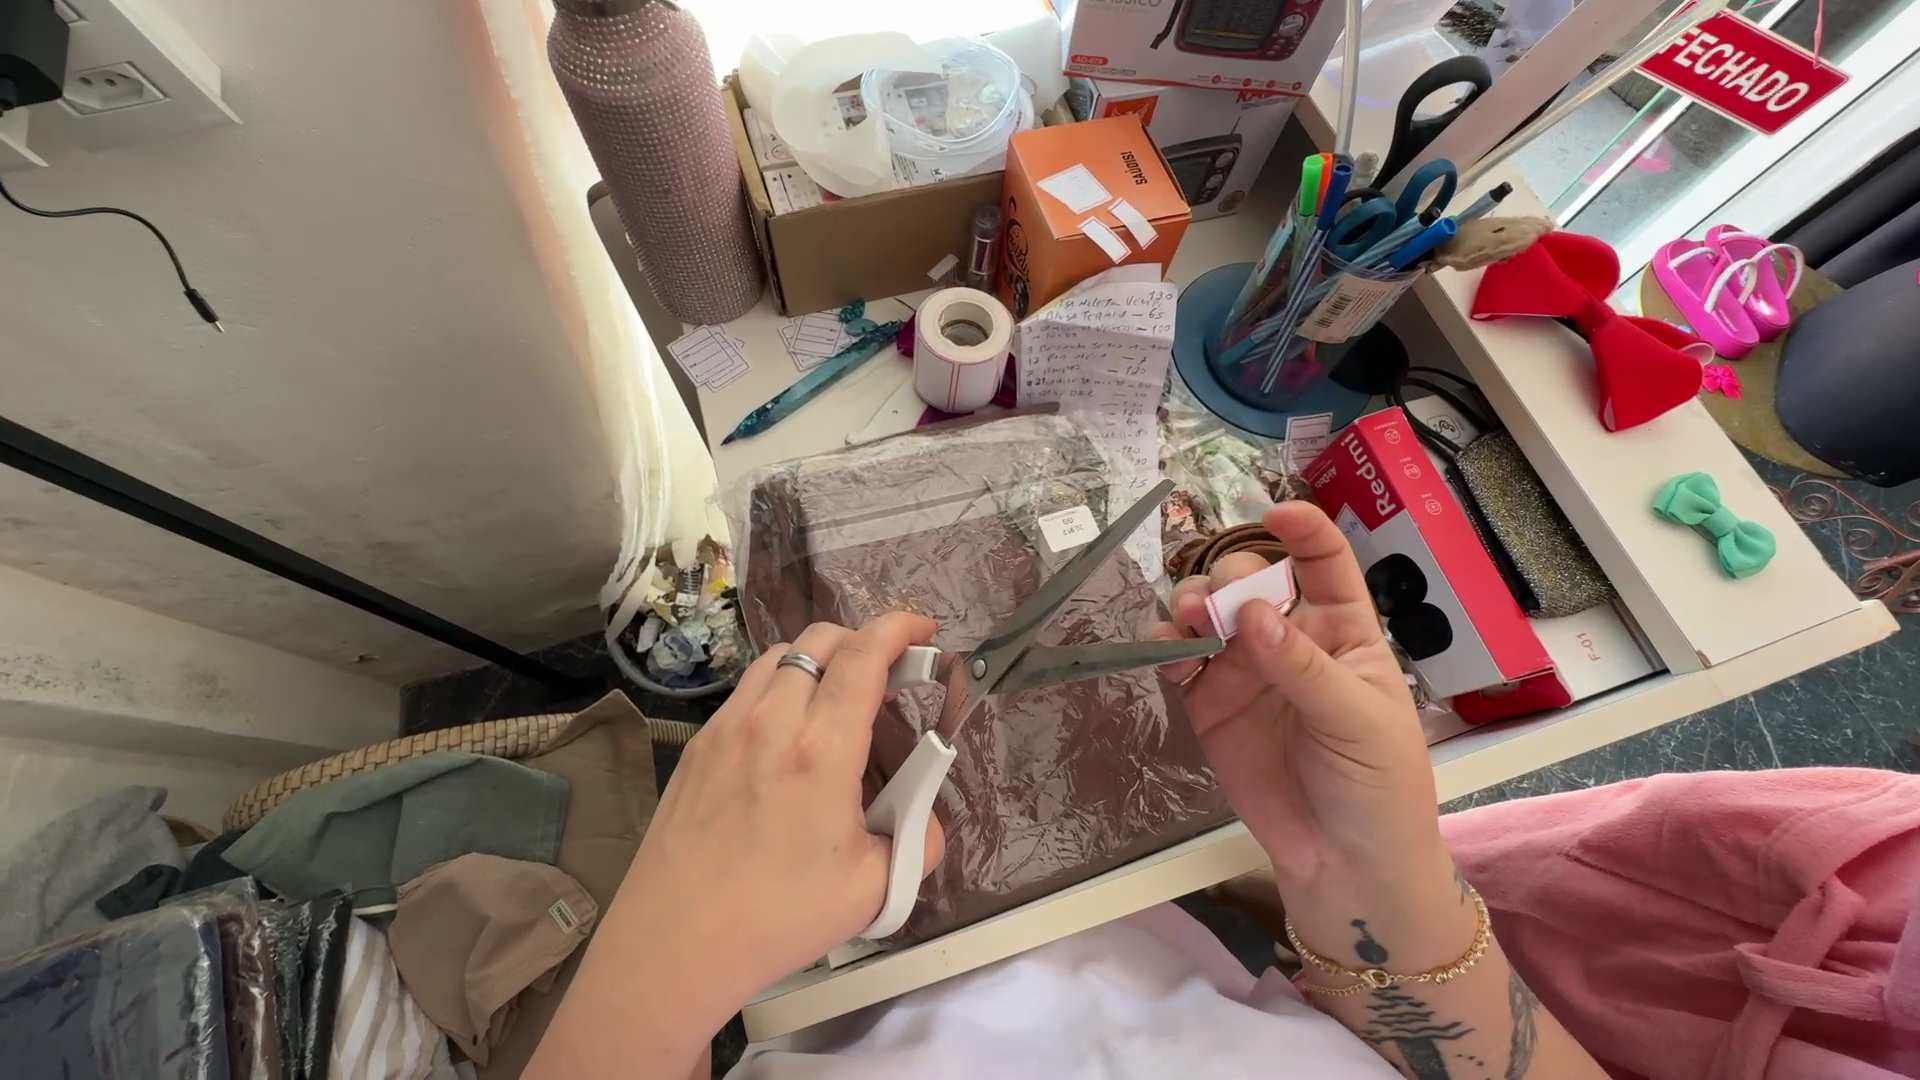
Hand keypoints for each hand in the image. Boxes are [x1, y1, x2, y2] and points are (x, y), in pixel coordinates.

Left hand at [622, 613, 945, 1003]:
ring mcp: (728, 725)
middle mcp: (772, 720)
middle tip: (891, 674)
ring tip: (840, 701)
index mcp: (821, 750)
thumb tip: (926, 810)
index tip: (925, 628)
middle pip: (823, 639)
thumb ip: (919, 838)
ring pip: (783, 655)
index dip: (901, 627)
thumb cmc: (777, 918)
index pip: (865, 655)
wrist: (672, 946)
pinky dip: (784, 684)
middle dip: (866, 639)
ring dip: (822, 658)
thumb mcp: (873, 889)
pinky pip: (751, 686)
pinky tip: (791, 733)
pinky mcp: (700, 741)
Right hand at [1157, 501, 1448, 907]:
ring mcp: (1242, 667)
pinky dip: (1164, 647)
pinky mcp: (1207, 700)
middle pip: (1249, 580)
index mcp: (1340, 630)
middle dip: (1228, 576)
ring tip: (1186, 621)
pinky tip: (1165, 652)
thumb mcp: (1357, 721)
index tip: (1276, 512)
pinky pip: (1178, 660)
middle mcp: (1287, 637)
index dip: (1304, 532)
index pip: (1324, 564)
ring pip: (1206, 613)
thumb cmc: (1377, 784)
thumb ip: (1302, 667)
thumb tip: (1250, 612)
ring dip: (1190, 604)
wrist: (1341, 861)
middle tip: (1218, 602)